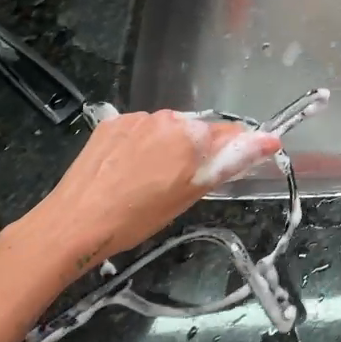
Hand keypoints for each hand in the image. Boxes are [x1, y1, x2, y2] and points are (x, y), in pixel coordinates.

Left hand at [18, 111, 280, 271]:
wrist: (71, 224)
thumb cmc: (137, 217)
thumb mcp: (190, 194)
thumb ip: (232, 162)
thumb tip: (269, 140)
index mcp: (192, 134)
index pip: (229, 134)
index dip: (232, 152)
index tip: (229, 169)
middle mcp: (168, 117)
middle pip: (196, 130)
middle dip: (195, 151)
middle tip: (179, 185)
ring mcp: (137, 118)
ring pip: (167, 130)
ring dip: (167, 147)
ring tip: (147, 181)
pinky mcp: (112, 123)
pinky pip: (139, 129)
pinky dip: (140, 145)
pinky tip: (126, 171)